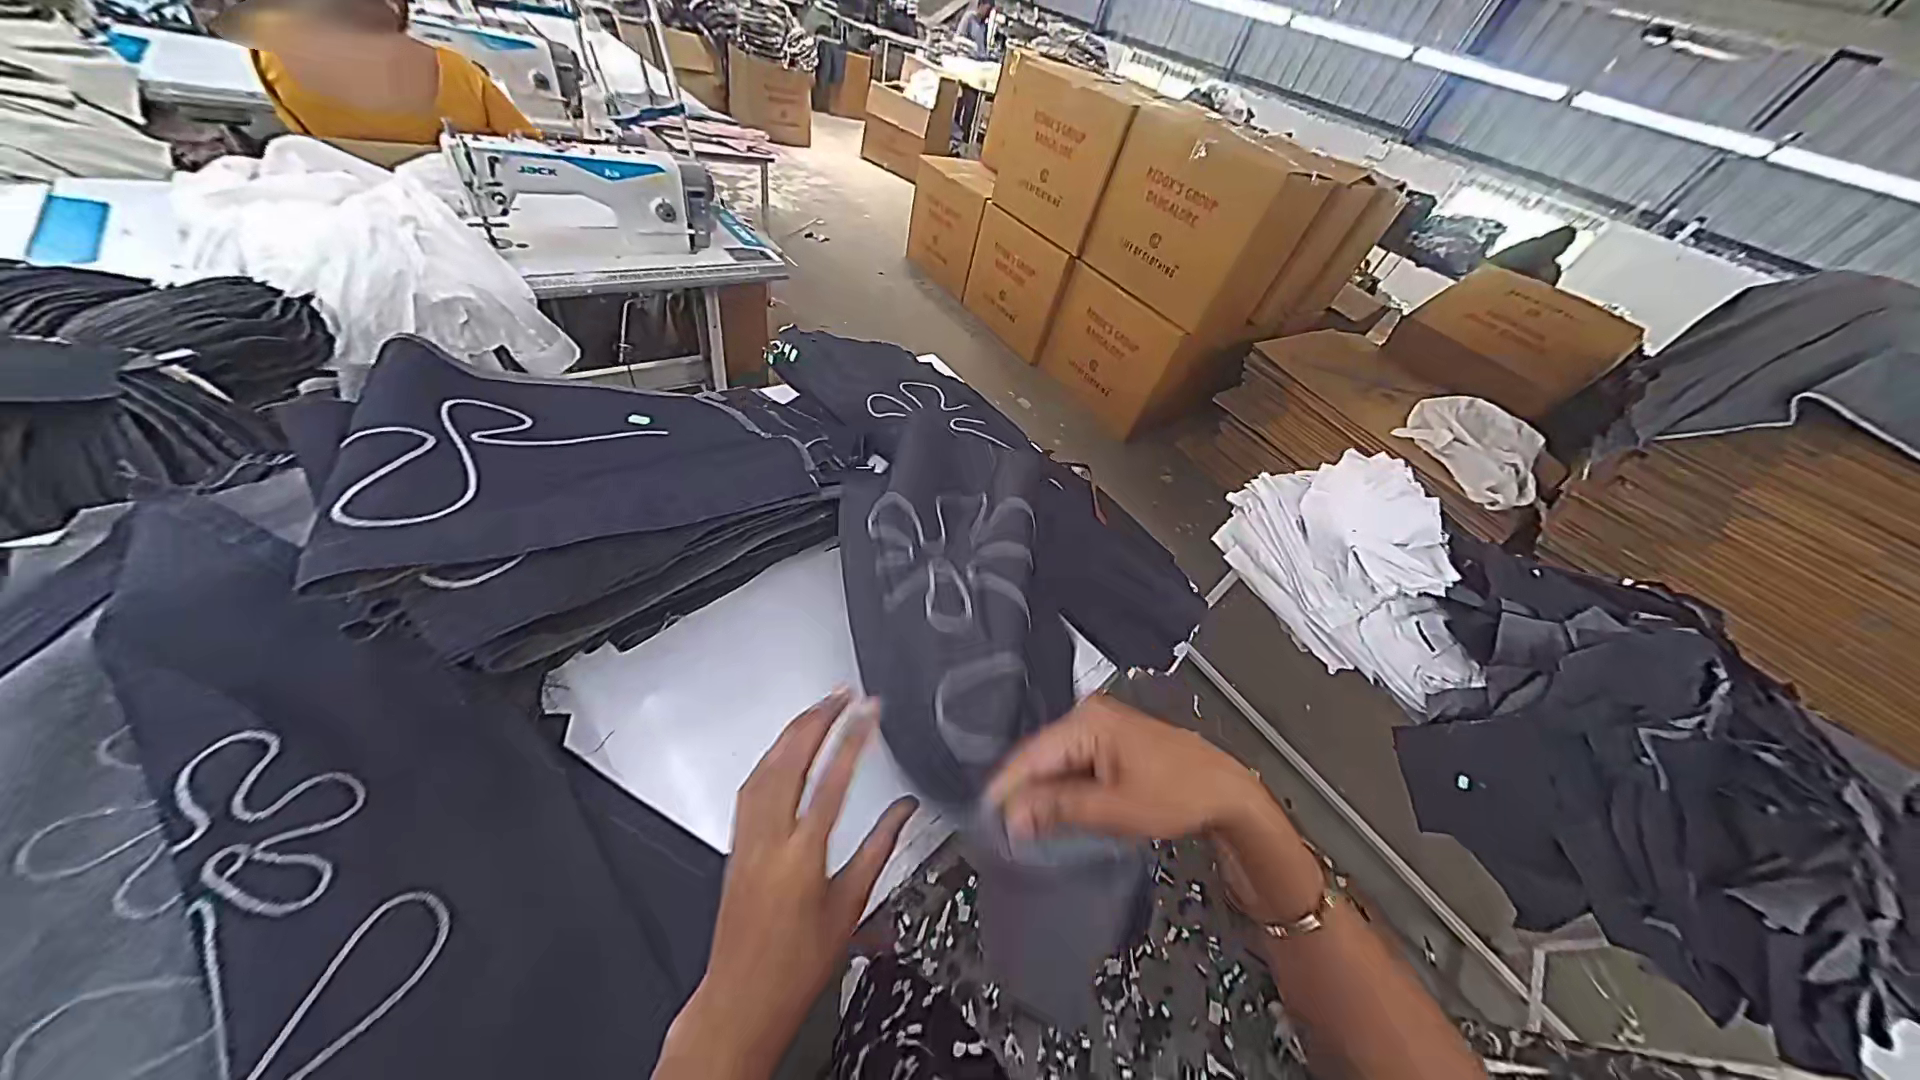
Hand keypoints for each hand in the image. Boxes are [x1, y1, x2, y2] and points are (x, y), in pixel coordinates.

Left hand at [655, 690, 916, 1079]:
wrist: (741, 999)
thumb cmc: (795, 966)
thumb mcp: (851, 905)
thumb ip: (880, 847)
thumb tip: (905, 809)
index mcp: (803, 856)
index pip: (833, 777)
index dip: (854, 737)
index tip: (868, 710)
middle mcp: (770, 839)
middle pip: (791, 760)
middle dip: (818, 718)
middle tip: (842, 695)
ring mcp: (747, 838)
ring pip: (766, 768)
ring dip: (793, 731)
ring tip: (818, 707)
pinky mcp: (735, 843)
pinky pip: (751, 785)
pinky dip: (771, 755)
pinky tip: (784, 746)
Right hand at [986, 695, 1324, 920]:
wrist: (1227, 793)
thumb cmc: (1182, 792)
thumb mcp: (1114, 809)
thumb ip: (1058, 810)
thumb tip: (1015, 816)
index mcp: (1088, 721)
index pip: (1031, 754)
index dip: (1006, 788)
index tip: (986, 817)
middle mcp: (1090, 714)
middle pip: (1041, 756)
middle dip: (1026, 793)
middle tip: (1010, 831)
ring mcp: (1100, 725)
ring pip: (1056, 762)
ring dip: (1046, 793)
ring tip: (1033, 826)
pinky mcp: (1108, 739)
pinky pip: (1073, 763)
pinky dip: (1066, 788)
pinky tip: (1062, 811)